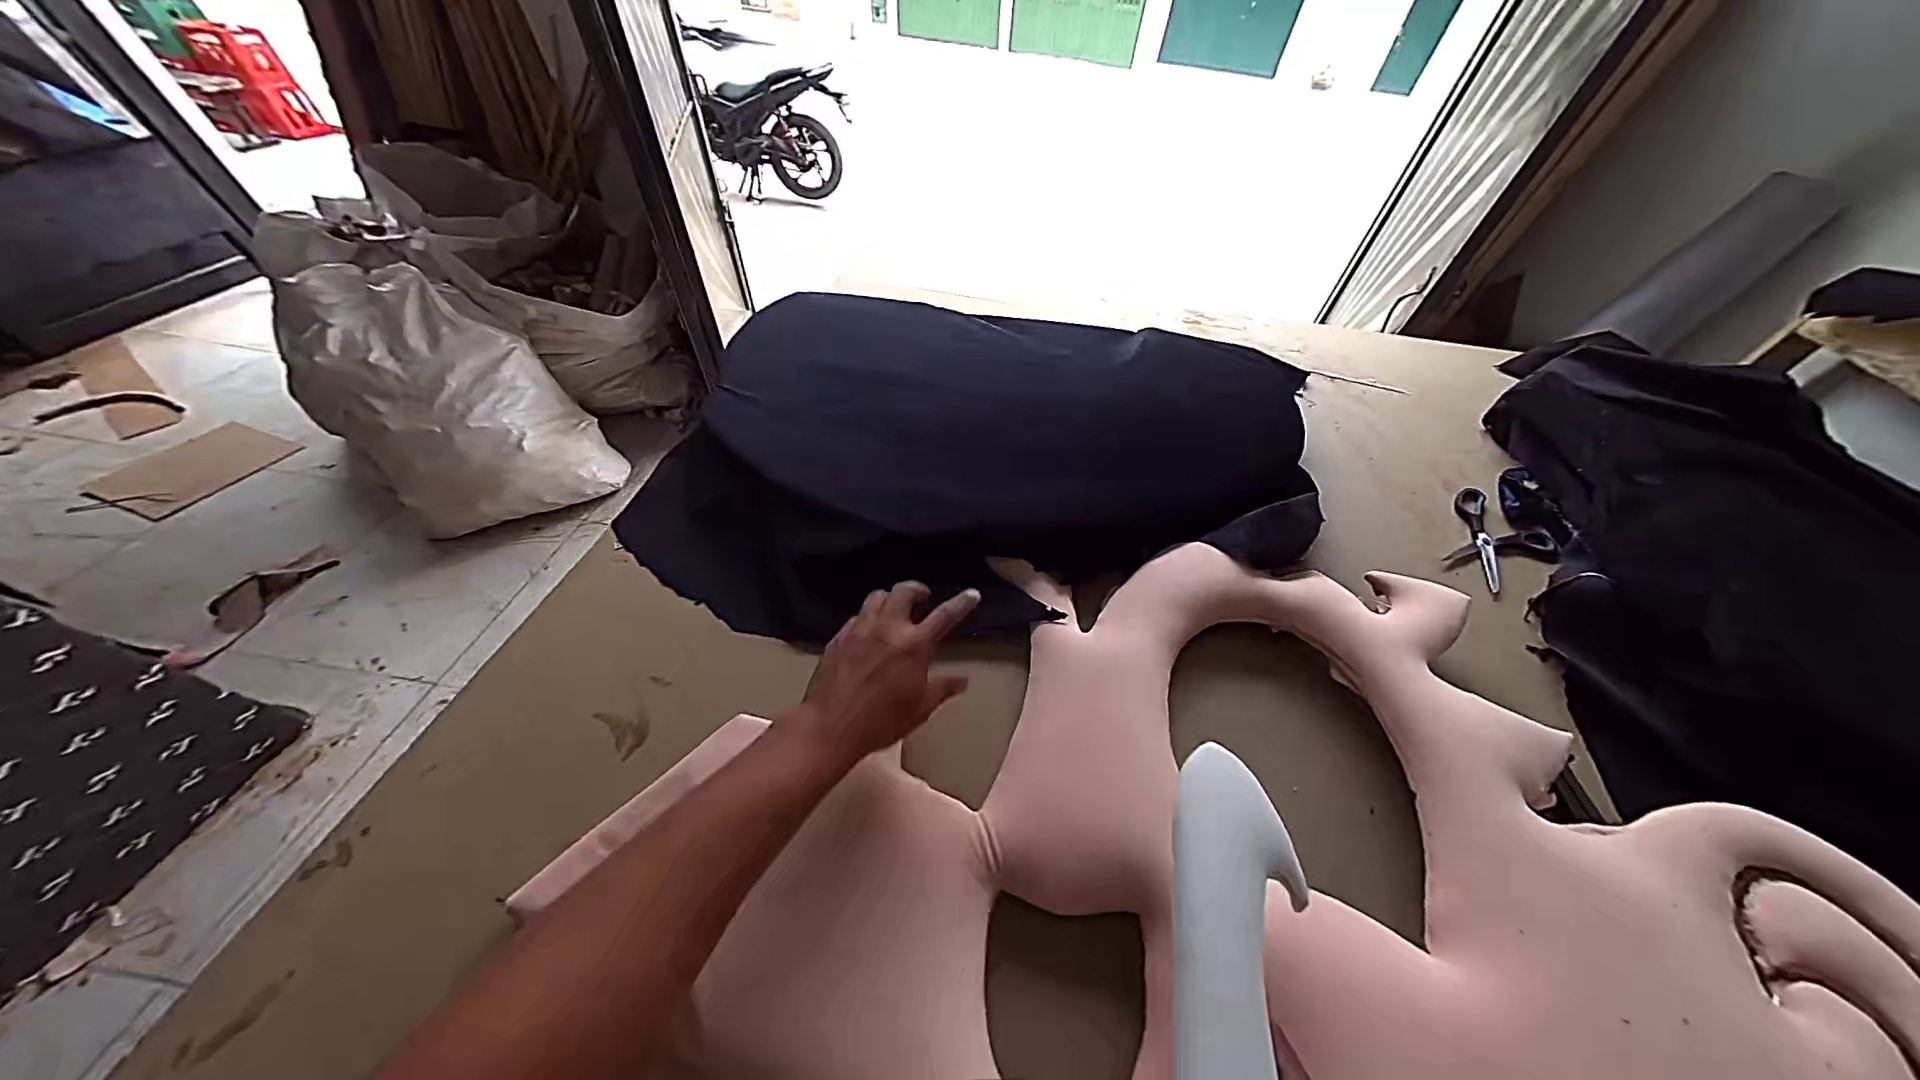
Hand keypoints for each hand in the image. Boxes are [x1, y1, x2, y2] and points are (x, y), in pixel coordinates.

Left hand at [787, 582, 980, 763]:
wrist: (830, 727)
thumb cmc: (880, 722)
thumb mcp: (919, 709)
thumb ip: (942, 689)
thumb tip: (962, 681)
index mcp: (913, 645)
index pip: (945, 616)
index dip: (961, 603)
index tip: (971, 594)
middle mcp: (887, 629)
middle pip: (904, 591)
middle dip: (916, 590)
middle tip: (922, 597)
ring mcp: (859, 630)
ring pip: (876, 597)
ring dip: (890, 599)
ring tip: (894, 611)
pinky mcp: (838, 638)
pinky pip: (856, 617)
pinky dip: (867, 618)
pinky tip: (868, 634)